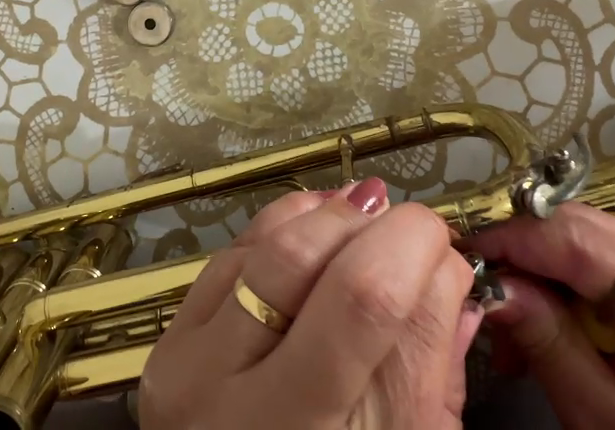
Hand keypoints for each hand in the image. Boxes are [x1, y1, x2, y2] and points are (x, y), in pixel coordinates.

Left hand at [138, 178, 483, 429]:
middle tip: (414, 227)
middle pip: (310, 264)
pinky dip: (283, 225)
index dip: (416, 250)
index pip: (368, 303)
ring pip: (268, 249)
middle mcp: (244, 402)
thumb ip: (431, 366)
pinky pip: (231, 254)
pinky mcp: (168, 342)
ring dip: (331, 217)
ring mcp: (191, 367)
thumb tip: (445, 270)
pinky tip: (320, 219)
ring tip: (371, 212)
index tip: (446, 247)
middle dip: (379, 226)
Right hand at [464, 204, 614, 429]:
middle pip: (596, 230)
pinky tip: (553, 314)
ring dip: (544, 261)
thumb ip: (553, 351)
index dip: (523, 238)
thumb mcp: (605, 428)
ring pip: (599, 233)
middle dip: (527, 247)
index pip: (595, 250)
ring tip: (514, 317)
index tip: (467, 252)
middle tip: (482, 288)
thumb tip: (494, 283)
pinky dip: (571, 273)